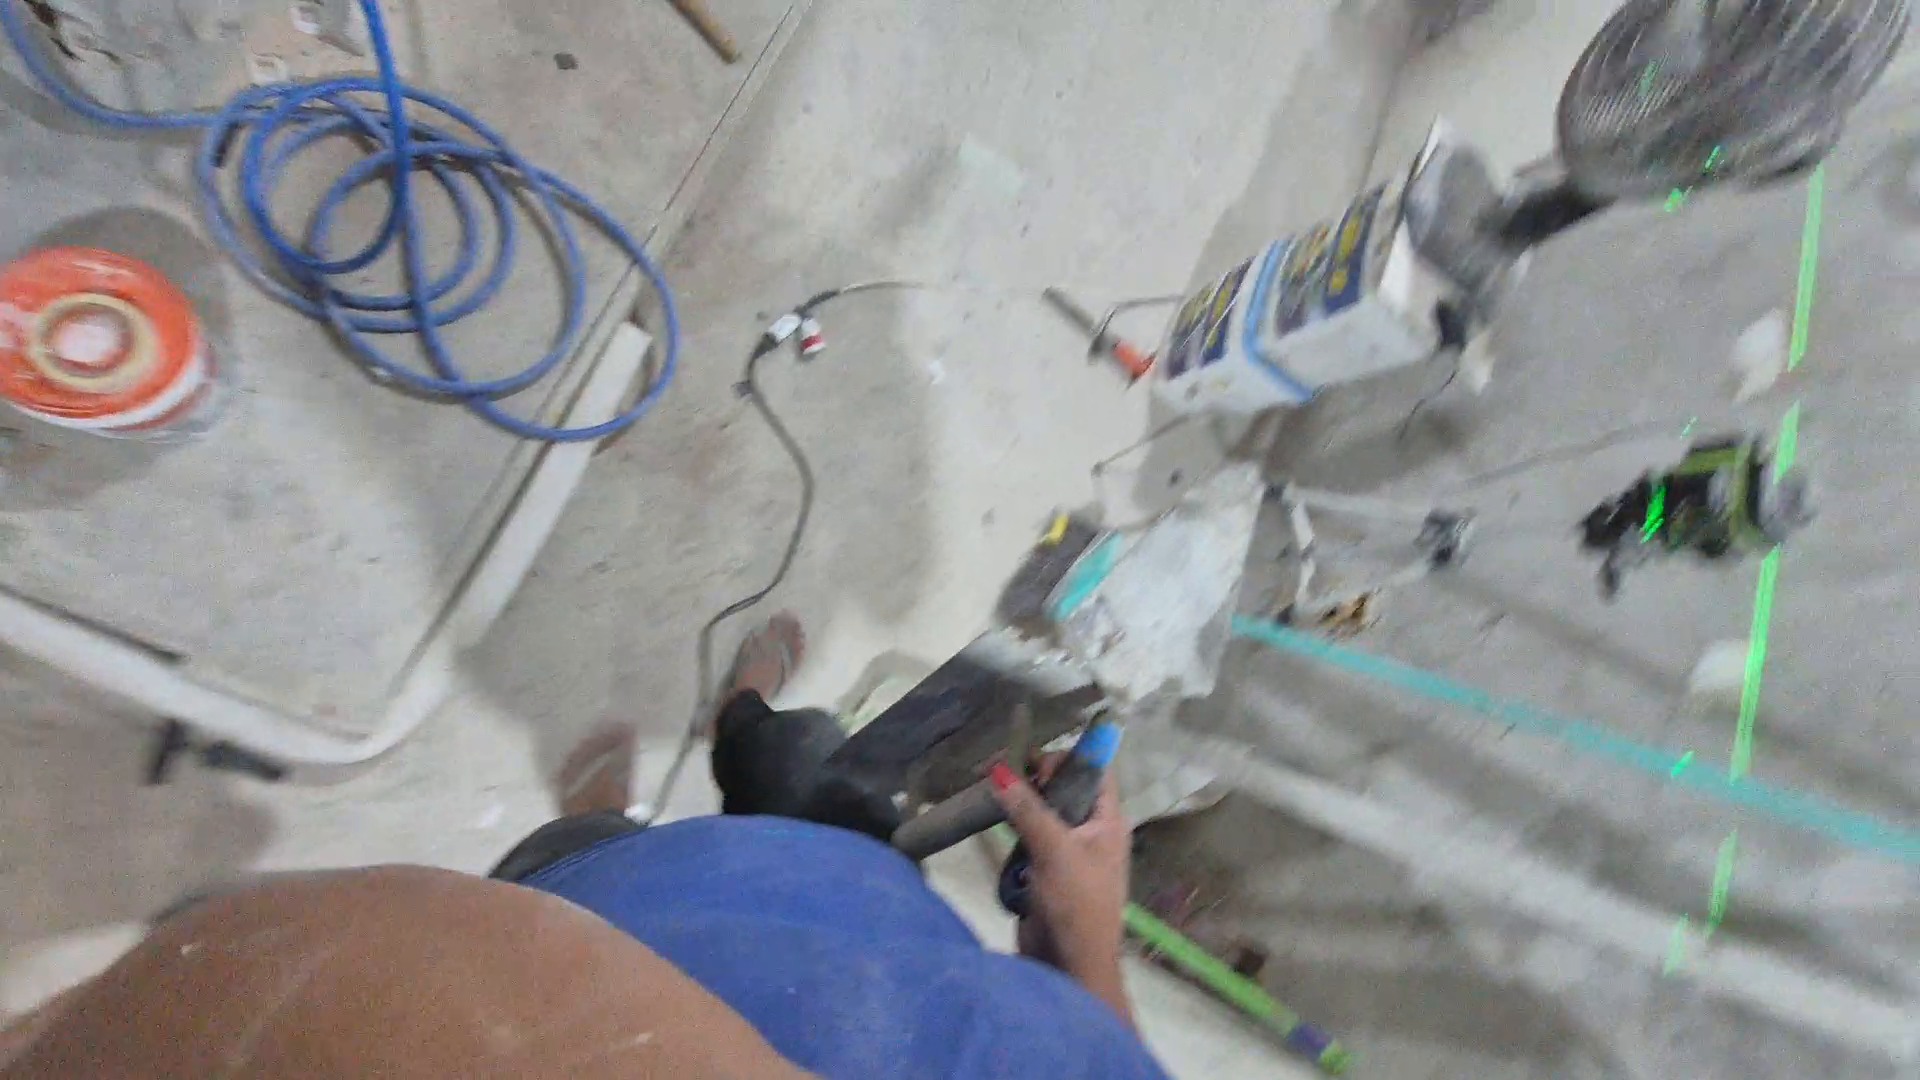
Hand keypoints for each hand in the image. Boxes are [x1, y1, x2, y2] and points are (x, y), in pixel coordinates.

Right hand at [990, 762, 1133, 1021]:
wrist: (1069, 970)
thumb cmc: (1075, 904)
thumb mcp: (1053, 849)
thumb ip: (1027, 808)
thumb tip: (998, 769)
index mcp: (1108, 821)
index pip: (1095, 770)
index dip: (1068, 758)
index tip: (1035, 764)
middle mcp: (1092, 830)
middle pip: (1066, 787)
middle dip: (1036, 778)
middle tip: (1006, 778)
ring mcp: (1070, 849)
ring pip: (1045, 810)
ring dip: (1022, 803)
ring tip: (995, 795)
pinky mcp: (1047, 868)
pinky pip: (1032, 834)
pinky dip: (1016, 826)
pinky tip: (997, 819)